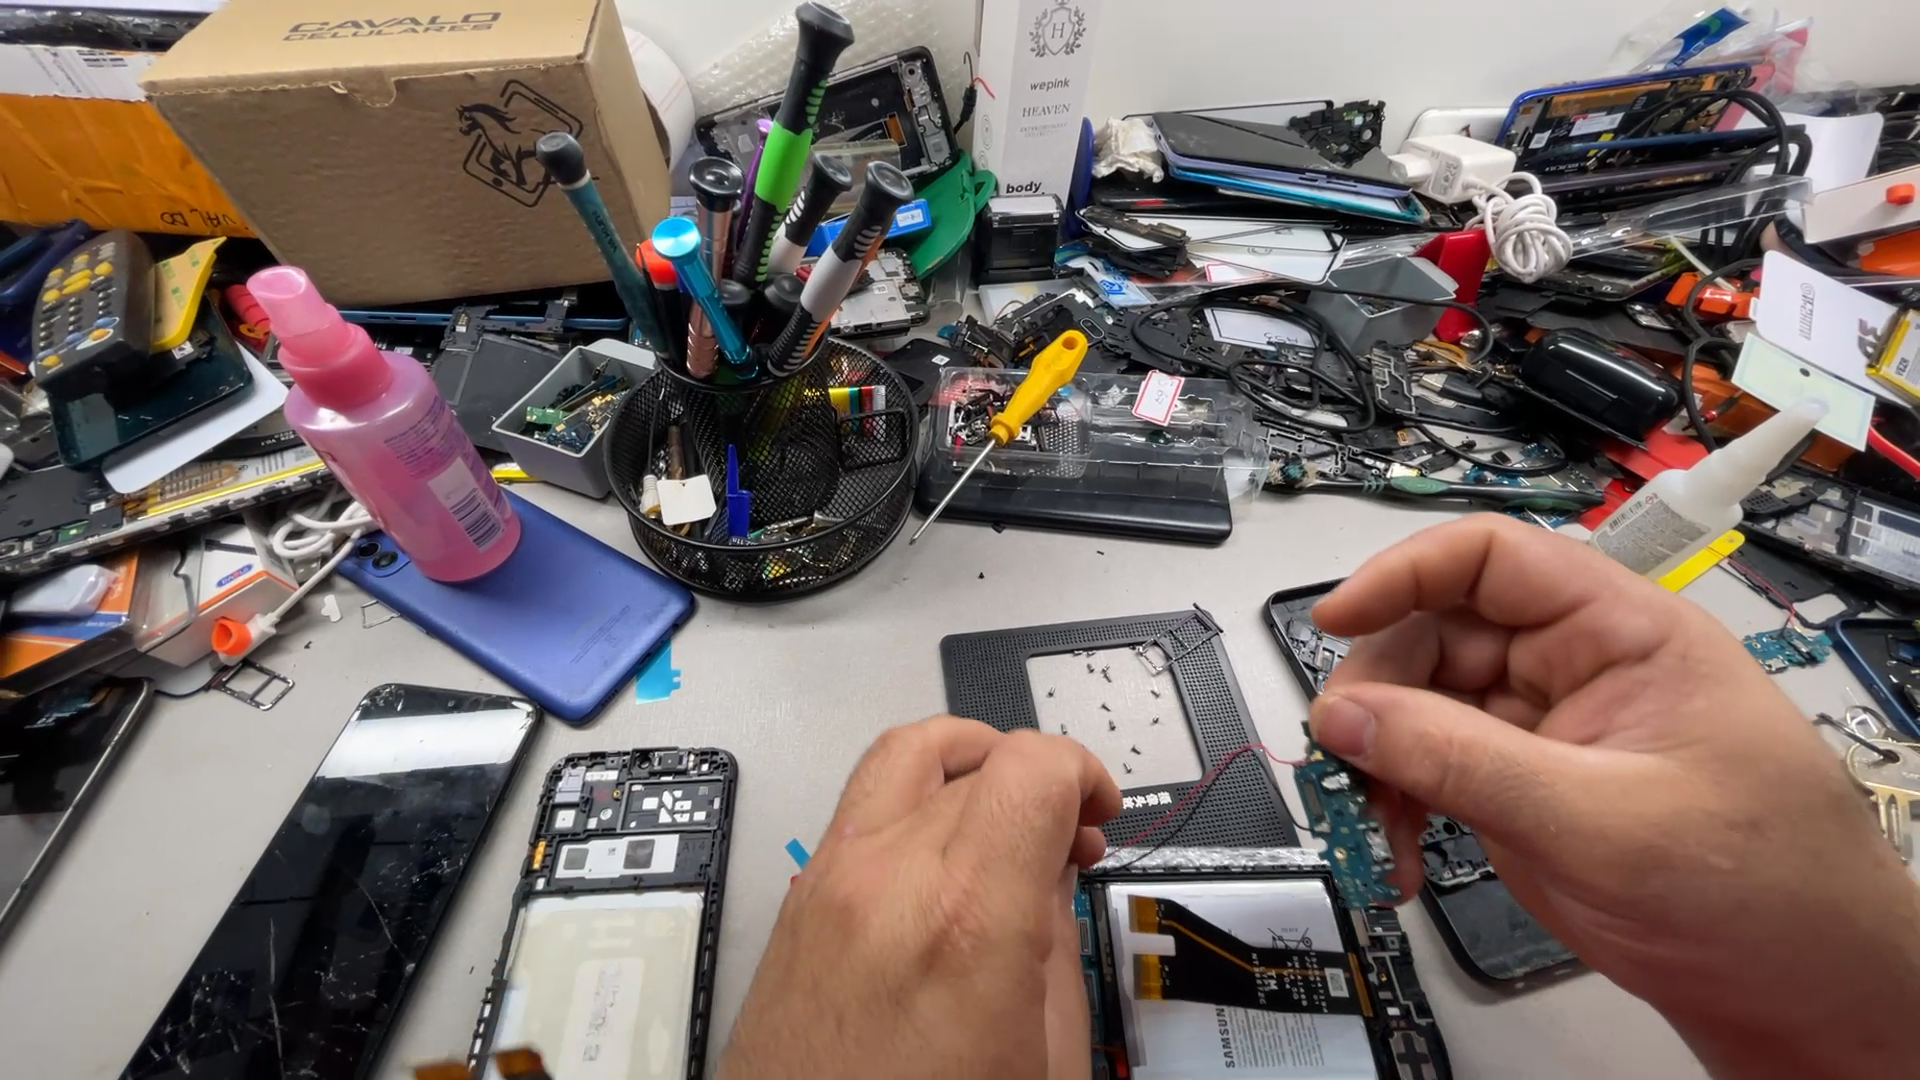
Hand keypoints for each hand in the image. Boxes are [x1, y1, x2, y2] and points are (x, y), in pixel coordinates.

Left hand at [717, 716, 1120, 1079]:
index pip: (1031, 767)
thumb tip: (1051, 874)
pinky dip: (921, 782)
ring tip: (1009, 806)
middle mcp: (888, 880)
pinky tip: (946, 829)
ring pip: (914, 749)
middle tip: (1069, 838)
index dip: (1081, 770)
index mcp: (964, 924)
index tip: (1096, 805)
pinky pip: (867, 791)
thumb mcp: (1043, 1065)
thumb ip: (1054, 948)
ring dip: (977, 760)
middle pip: (985, 763)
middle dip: (1044, 787)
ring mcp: (833, 878)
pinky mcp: (803, 893)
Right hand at [1308, 515, 1919, 1079]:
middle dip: (1376, 697)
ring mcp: (1522, 720)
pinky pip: (1411, 759)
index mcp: (1615, 633)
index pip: (1489, 560)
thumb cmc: (1756, 898)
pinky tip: (1395, 847)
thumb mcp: (1603, 823)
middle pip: (1427, 637)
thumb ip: (1460, 761)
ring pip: (1405, 702)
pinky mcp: (1495, 773)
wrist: (1796, 1004)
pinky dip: (1387, 798)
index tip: (1335, 620)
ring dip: (1372, 760)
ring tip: (1372, 824)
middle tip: (1343, 755)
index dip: (1402, 574)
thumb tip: (1338, 716)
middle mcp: (1559, 662)